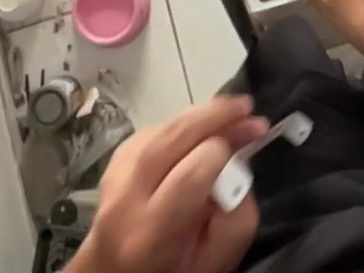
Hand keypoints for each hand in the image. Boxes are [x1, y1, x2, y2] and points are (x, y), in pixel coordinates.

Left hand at [67, 96, 268, 272]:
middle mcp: (125, 199)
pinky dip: (181, 123)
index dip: (223, 154)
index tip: (245, 152)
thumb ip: (237, 221)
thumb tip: (239, 169)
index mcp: (150, 234)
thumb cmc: (174, 272)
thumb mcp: (215, 264)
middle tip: (249, 107)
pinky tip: (200, 128)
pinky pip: (154, 129)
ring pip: (163, 127)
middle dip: (214, 115)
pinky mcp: (114, 161)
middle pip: (172, 137)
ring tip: (232, 112)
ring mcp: (114, 175)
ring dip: (200, 113)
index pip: (191, 174)